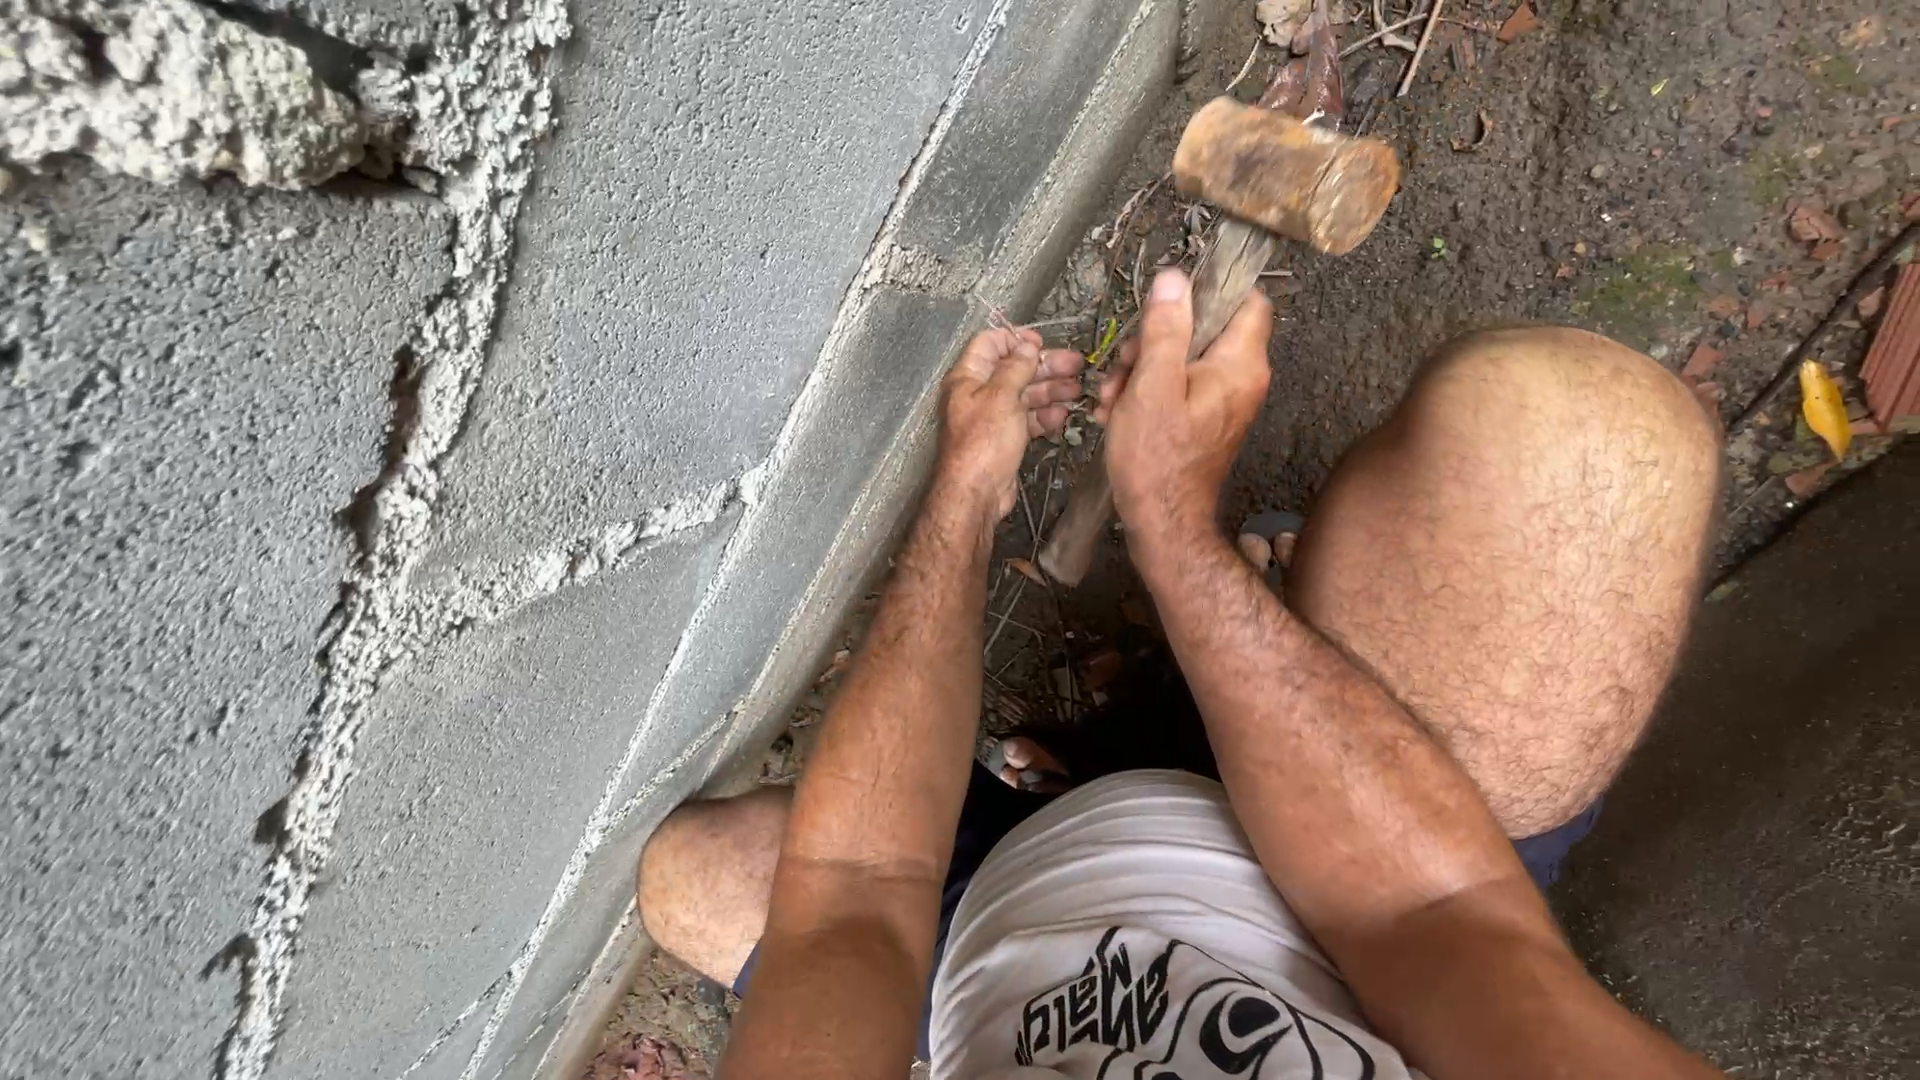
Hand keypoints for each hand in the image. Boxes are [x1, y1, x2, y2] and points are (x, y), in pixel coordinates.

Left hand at [935, 326, 1083, 520]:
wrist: (976, 493)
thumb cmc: (983, 442)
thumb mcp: (1001, 396)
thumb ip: (1016, 368)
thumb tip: (1027, 346)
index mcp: (968, 377)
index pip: (989, 344)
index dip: (1015, 339)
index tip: (1041, 342)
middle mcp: (978, 394)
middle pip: (1013, 370)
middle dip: (1044, 366)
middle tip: (1075, 365)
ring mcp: (992, 418)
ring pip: (1024, 396)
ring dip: (1050, 390)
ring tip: (1077, 389)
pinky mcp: (1004, 439)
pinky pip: (1026, 420)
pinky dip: (1043, 415)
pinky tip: (1062, 414)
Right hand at [1099, 269, 1271, 557]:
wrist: (1161, 521)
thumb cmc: (1157, 460)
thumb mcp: (1152, 385)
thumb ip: (1165, 330)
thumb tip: (1174, 279)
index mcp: (1240, 366)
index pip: (1247, 301)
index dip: (1208, 293)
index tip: (1165, 306)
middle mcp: (1241, 381)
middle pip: (1204, 331)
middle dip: (1155, 341)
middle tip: (1124, 364)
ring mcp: (1223, 403)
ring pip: (1183, 361)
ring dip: (1141, 370)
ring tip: (1113, 397)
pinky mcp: (1204, 422)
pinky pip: (1178, 390)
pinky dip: (1148, 394)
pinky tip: (1119, 413)